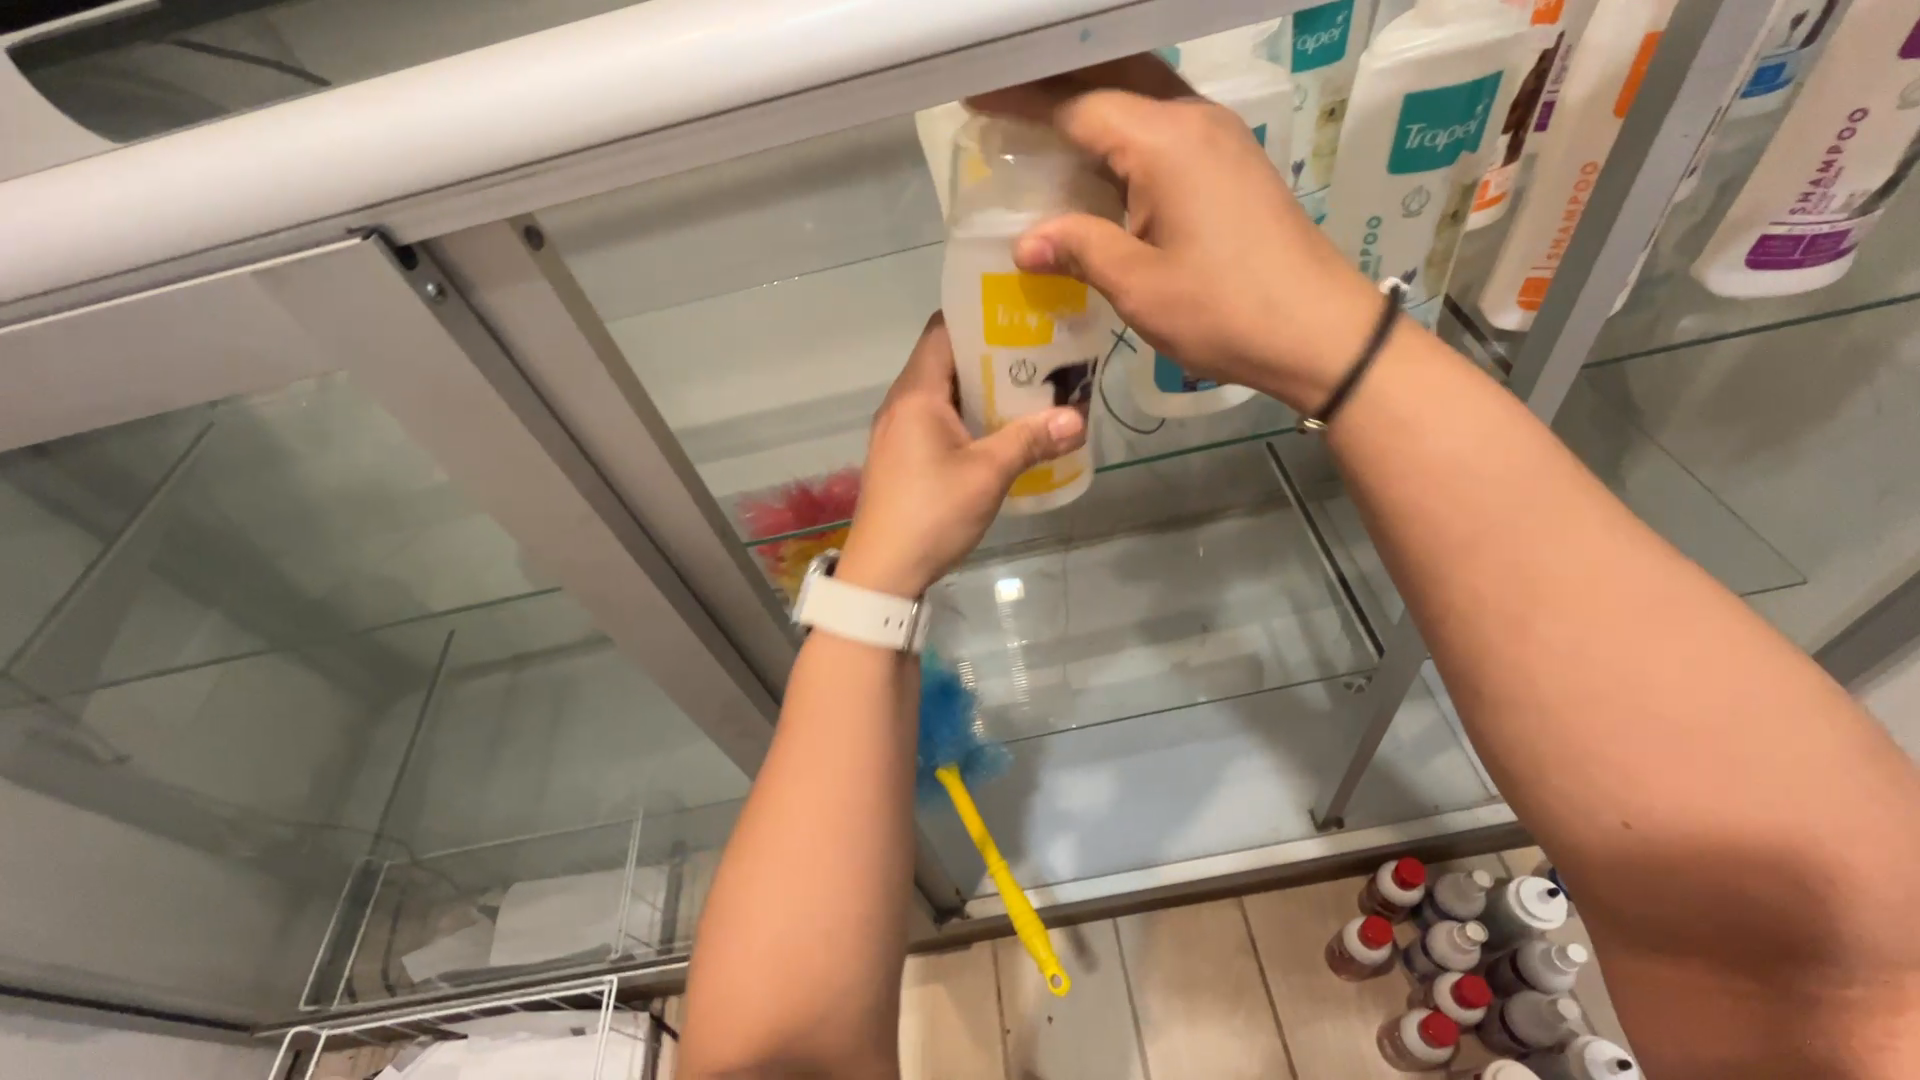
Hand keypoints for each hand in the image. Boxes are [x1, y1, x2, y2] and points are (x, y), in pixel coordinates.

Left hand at [836, 313, 1086, 596]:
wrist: (883, 571)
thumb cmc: (932, 513)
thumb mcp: (988, 475)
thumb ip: (1031, 440)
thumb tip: (1078, 420)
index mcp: (916, 394)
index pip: (943, 330)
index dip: (980, 317)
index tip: (1021, 315)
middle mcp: (900, 404)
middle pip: (945, 360)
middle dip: (991, 355)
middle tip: (1039, 354)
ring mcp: (897, 432)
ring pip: (942, 393)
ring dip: (980, 389)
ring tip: (1027, 389)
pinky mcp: (900, 457)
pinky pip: (935, 420)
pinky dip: (966, 416)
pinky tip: (997, 431)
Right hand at [969, 57, 1386, 412]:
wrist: (1319, 332)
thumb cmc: (1224, 311)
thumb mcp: (1139, 286)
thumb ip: (1079, 249)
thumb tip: (1025, 242)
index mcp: (1164, 141)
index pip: (1077, 103)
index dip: (1022, 103)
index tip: (976, 103)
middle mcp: (1194, 119)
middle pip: (1113, 79)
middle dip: (1056, 86)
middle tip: (1005, 101)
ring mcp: (1220, 137)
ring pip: (1143, 97)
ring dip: (1093, 104)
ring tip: (1043, 124)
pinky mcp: (1233, 162)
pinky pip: (1166, 126)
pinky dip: (1125, 132)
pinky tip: (1101, 162)